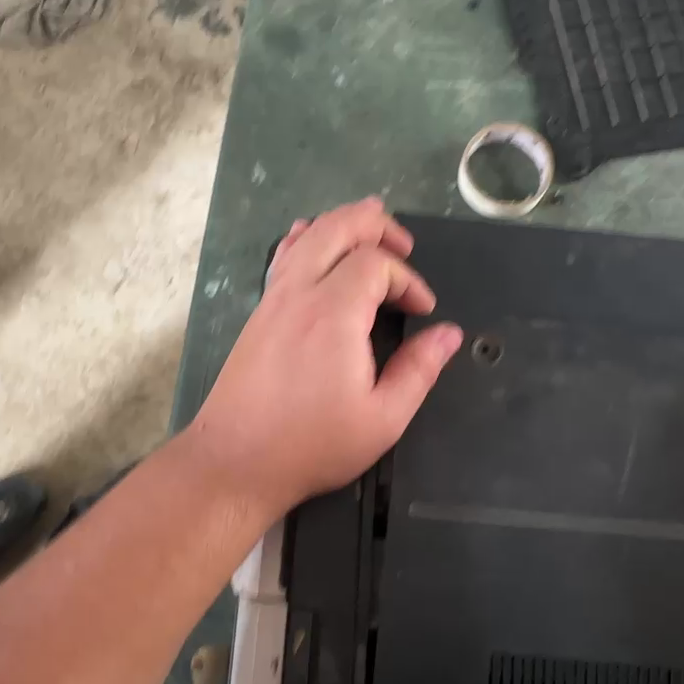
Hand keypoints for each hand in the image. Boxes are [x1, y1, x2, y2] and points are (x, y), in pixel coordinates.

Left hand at [184, 198, 463, 516]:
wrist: (235, 462)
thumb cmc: (312, 444)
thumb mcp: (383, 418)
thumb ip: (419, 370)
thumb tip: (448, 334)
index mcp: (334, 314)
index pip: (376, 264)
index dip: (408, 279)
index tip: (424, 311)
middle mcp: (299, 294)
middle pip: (336, 228)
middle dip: (375, 226)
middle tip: (404, 243)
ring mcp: (272, 300)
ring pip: (306, 237)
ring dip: (341, 224)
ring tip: (369, 222)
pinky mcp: (258, 314)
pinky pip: (283, 257)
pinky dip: (306, 239)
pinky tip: (310, 238)